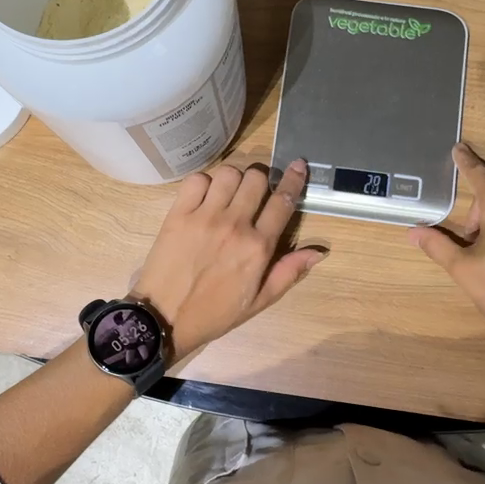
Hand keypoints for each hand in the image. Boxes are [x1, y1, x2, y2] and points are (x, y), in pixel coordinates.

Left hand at [130, 159, 324, 359]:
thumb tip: (319, 252)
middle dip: (260, 179)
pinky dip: (204, 182)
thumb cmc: (215, 313)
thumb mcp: (259, 301)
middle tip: (254, 191)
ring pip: (229, 173)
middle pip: (256, 178)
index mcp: (258, 247)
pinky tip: (204, 197)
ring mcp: (205, 217)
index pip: (283, 201)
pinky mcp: (178, 214)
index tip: (298, 165)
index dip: (293, 179)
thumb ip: (289, 272)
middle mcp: (235, 225)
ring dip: (234, 179)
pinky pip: (196, 180)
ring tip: (229, 193)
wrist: (165, 318)